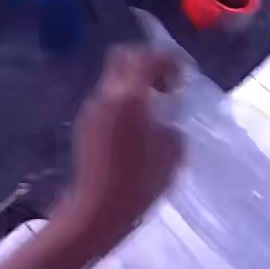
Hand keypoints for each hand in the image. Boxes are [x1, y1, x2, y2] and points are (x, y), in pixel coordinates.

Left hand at [57, 45, 184, 254]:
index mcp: (130, 97)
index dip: (170, 60)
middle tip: (166, 84)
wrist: (97, 211)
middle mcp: (107, 95)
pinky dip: (125, 101)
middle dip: (148, 63)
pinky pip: (108, 99)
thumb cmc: (140, 182)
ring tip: (155, 109)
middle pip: (124, 57)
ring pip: (115, 79)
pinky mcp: (85, 125)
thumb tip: (167, 118)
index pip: (148, 57)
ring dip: (135, 84)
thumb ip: (173, 124)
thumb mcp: (172, 152)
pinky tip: (138, 128)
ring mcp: (92, 109)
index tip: (184, 75)